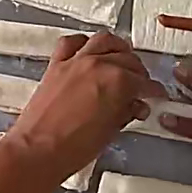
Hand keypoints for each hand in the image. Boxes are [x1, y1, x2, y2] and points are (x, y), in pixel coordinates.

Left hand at [5, 32, 163, 178]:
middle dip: (139, 72)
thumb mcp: (111, 131)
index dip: (153, 90)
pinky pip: (71, 42)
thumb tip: (136, 106)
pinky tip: (88, 50)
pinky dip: (83, 43)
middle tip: (141, 84)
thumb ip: (127, 112)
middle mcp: (99, 65)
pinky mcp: (57, 65)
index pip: (144, 82)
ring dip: (117, 47)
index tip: (155, 95)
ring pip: (104, 40)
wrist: (36, 152)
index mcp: (119, 82)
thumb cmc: (74, 147)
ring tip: (122, 57)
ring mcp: (76, 62)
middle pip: (128, 59)